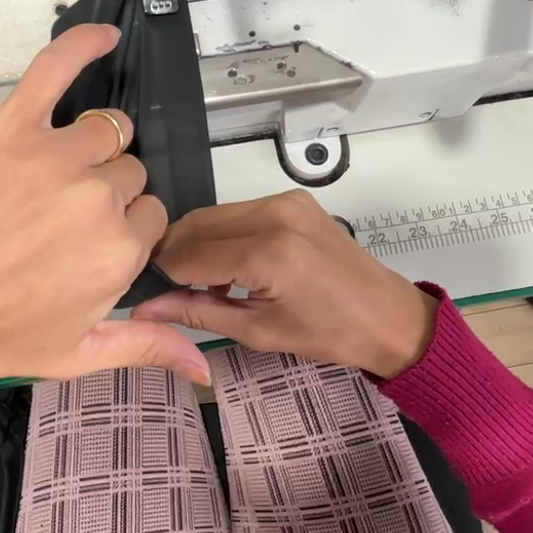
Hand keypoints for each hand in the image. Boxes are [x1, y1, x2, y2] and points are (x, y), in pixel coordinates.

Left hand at [0, 23, 208, 482]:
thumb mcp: (74, 354)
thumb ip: (147, 345)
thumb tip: (204, 363)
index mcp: (118, 252)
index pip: (152, 217)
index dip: (125, 229)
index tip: (94, 240)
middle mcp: (96, 199)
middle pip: (130, 173)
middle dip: (107, 194)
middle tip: (60, 220)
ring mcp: (53, 158)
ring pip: (106, 130)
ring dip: (94, 146)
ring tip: (58, 171)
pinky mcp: (8, 128)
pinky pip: (55, 69)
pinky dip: (82, 44)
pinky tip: (103, 36)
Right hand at [131, 191, 439, 377]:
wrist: (387, 316)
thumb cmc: (328, 334)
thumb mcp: (258, 331)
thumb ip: (198, 313)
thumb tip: (145, 310)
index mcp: (268, 253)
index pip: (190, 254)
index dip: (163, 273)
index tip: (148, 291)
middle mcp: (275, 214)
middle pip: (197, 224)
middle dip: (175, 253)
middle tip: (166, 286)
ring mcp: (286, 200)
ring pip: (215, 213)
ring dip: (197, 241)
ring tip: (198, 280)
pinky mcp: (293, 198)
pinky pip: (239, 210)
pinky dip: (223, 233)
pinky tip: (227, 265)